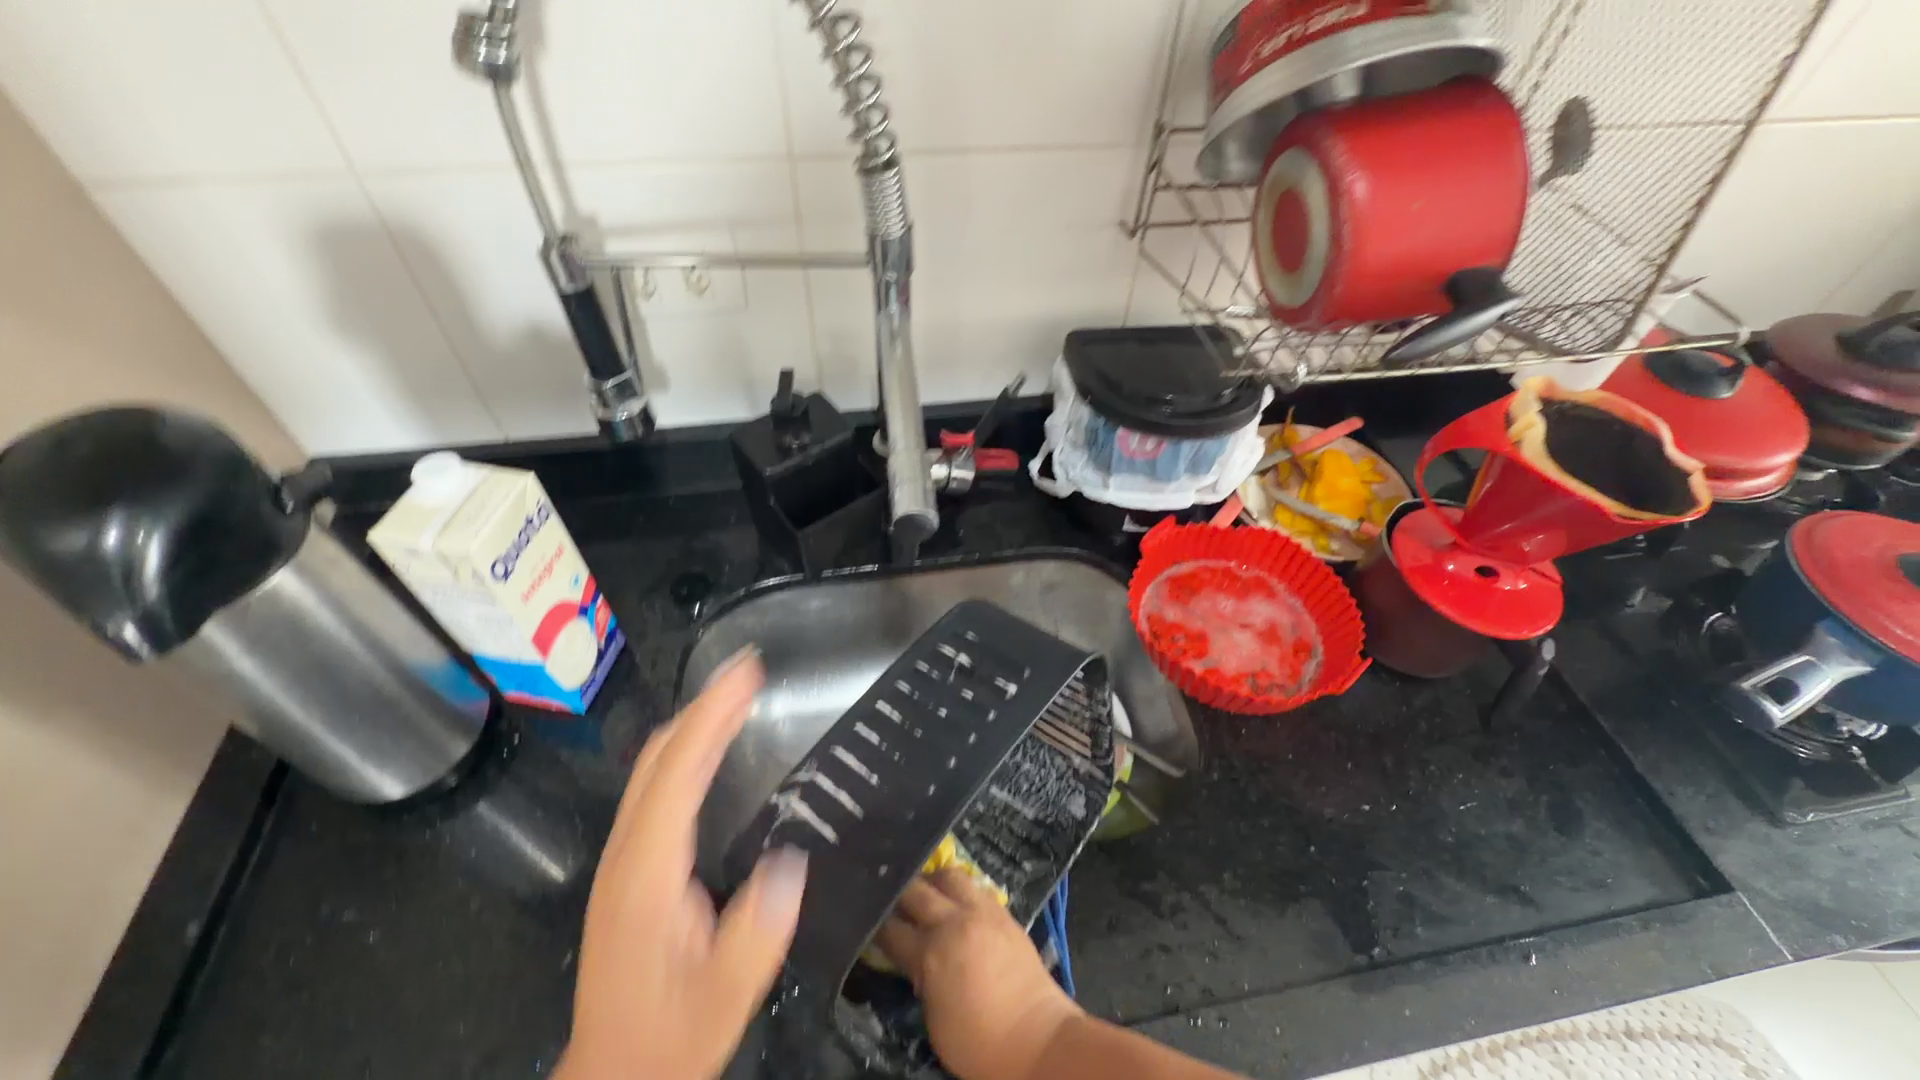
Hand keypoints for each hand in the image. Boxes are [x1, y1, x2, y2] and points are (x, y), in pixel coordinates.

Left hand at [556, 649, 807, 1079]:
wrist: (613, 1072)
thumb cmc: (669, 1035)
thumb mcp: (725, 994)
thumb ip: (757, 928)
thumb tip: (792, 860)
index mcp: (648, 870)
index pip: (679, 769)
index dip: (713, 714)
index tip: (747, 673)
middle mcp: (626, 852)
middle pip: (658, 756)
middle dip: (703, 705)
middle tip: (748, 672)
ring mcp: (621, 859)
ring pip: (650, 769)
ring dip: (691, 724)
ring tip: (735, 698)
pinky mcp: (626, 869)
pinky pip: (652, 789)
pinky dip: (683, 753)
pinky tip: (707, 753)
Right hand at [875, 868, 1082, 1079]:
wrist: (1038, 1040)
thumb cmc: (979, 1043)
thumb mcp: (933, 1019)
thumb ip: (919, 979)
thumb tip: (913, 961)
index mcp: (929, 953)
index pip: (890, 929)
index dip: (874, 926)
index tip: (865, 923)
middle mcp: (953, 922)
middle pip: (915, 890)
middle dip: (897, 894)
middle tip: (889, 900)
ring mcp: (982, 913)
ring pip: (949, 875)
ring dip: (931, 881)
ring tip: (925, 893)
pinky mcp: (1004, 913)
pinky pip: (975, 886)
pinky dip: (959, 889)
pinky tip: (955, 901)